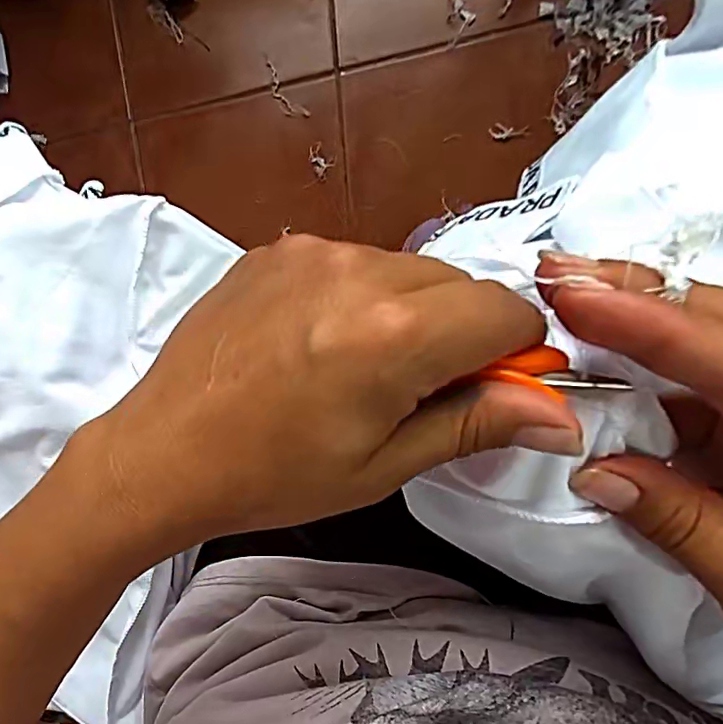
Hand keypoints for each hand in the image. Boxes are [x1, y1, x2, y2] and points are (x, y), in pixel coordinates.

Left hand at [73, 235, 581, 545]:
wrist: (161, 453)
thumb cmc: (274, 476)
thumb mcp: (385, 465)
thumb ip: (478, 423)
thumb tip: (561, 417)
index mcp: (394, 334)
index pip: (509, 311)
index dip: (514, 354)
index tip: (485, 390)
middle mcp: (360, 269)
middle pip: (464, 285)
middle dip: (464, 334)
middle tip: (415, 390)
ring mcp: (314, 249)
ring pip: (414, 270)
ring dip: (416, 313)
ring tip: (362, 367)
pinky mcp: (280, 247)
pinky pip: (360, 262)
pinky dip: (367, 297)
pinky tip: (322, 341)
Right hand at [539, 253, 722, 723]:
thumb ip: (687, 527)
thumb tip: (592, 471)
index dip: (655, 325)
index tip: (577, 293)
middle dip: (643, 300)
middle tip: (559, 276)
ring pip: (720, 359)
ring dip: (641, 340)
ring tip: (568, 315)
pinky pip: (714, 404)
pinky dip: (655, 394)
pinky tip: (609, 383)